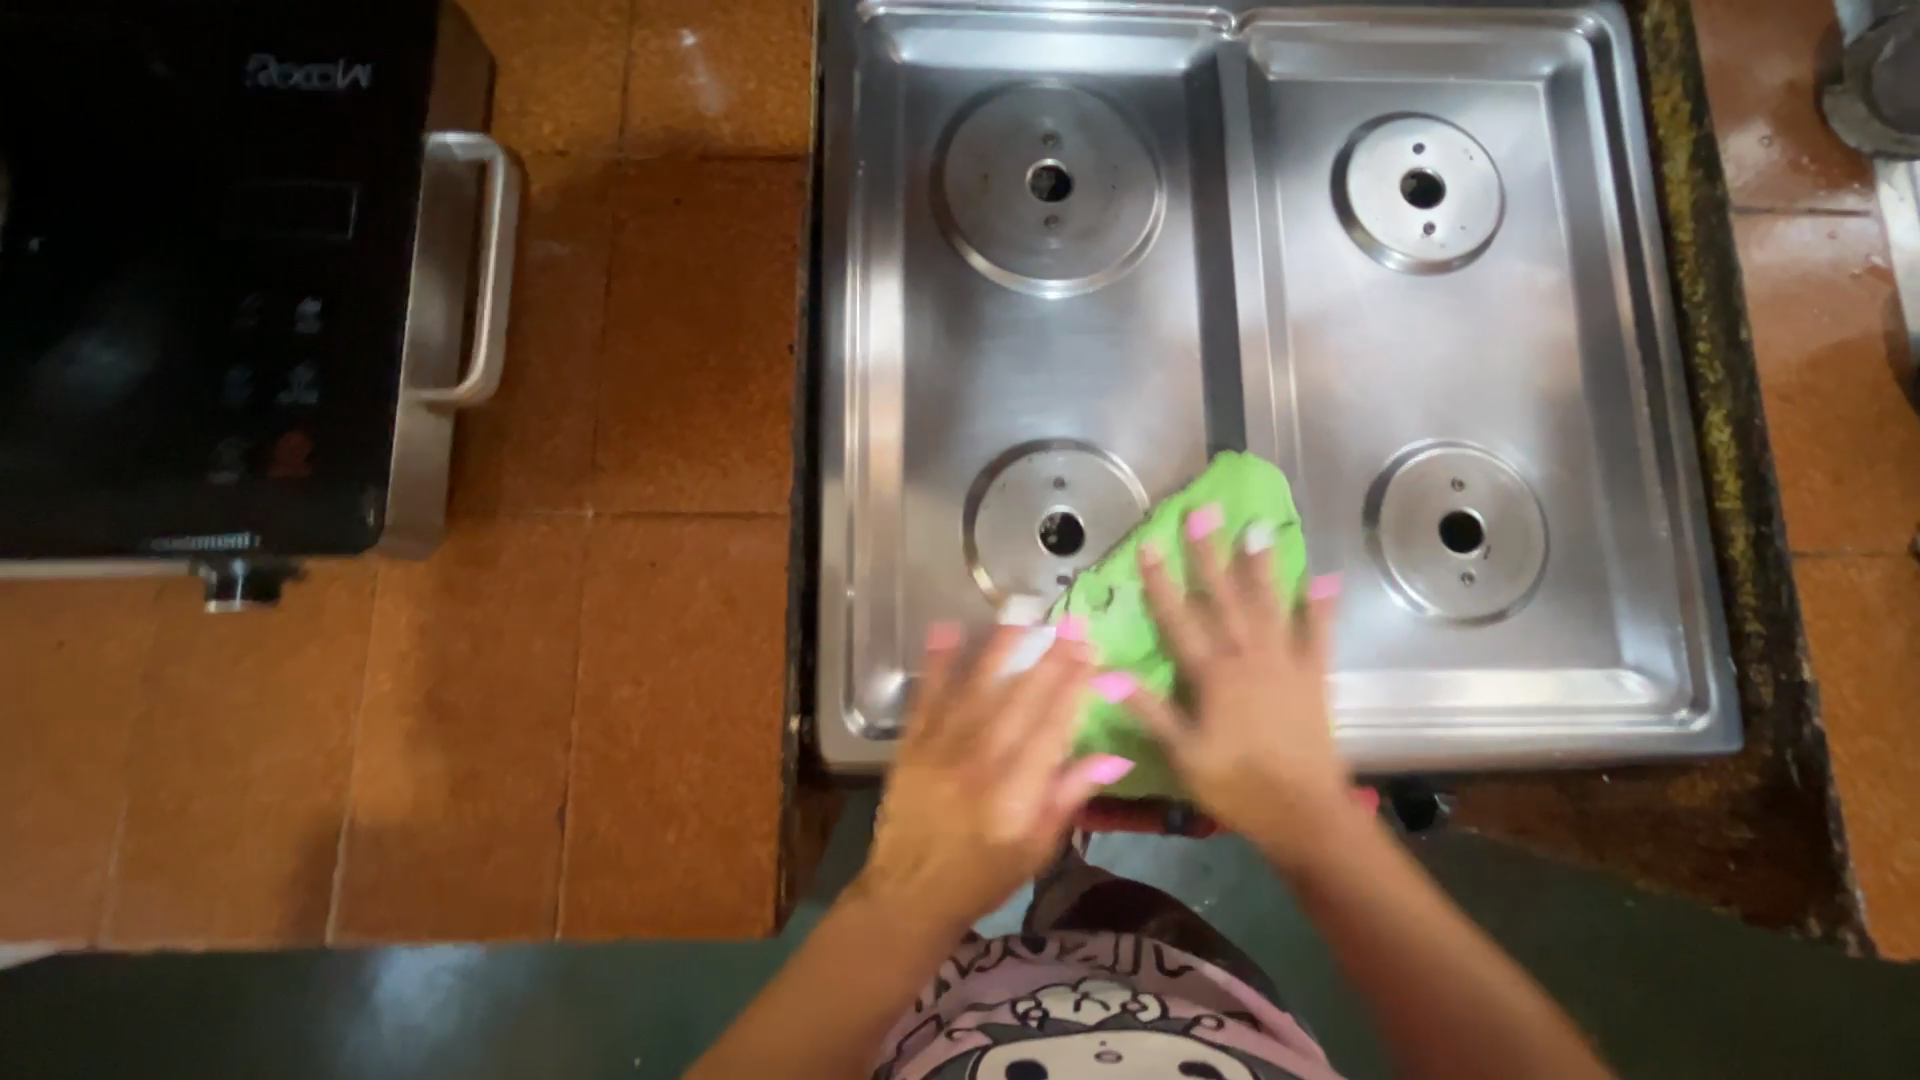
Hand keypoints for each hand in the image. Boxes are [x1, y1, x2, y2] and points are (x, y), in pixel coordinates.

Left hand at [855, 619, 1134, 932]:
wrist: (909, 893)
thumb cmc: (983, 876)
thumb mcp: (1038, 850)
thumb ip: (1069, 797)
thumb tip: (1113, 757)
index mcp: (1016, 791)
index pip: (1053, 726)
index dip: (1074, 686)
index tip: (1091, 652)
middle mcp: (981, 761)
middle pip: (1021, 700)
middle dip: (1049, 659)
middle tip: (1069, 624)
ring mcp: (942, 748)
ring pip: (978, 688)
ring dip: (1001, 650)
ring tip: (1022, 616)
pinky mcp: (912, 744)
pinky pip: (927, 696)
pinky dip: (938, 662)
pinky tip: (947, 629)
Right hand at [1113, 504, 1361, 872]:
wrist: (1305, 814)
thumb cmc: (1235, 785)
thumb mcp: (1182, 753)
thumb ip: (1148, 710)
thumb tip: (1104, 674)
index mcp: (1212, 674)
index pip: (1179, 619)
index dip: (1160, 581)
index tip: (1147, 545)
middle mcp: (1248, 657)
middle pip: (1224, 597)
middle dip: (1209, 555)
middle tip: (1203, 513)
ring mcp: (1285, 662)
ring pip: (1269, 605)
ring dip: (1260, 566)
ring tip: (1255, 528)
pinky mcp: (1314, 676)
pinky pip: (1317, 635)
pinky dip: (1320, 607)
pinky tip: (1324, 579)